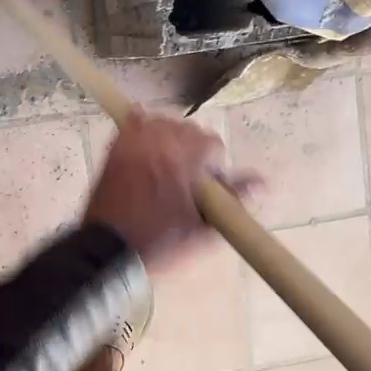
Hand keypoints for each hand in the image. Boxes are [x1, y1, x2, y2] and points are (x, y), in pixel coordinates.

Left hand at [83, 111, 260, 273]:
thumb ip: (234, 201)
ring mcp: (135, 142)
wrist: (108, 249)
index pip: (214, 145)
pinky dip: (142, 127)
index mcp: (187, 158)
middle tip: (187, 181)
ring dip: (171, 139)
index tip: (207, 189)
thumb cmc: (160, 243)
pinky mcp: (115, 148)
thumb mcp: (204, 229)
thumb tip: (263, 182)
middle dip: (194, 151)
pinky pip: (133, 121)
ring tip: (168, 165)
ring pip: (164, 123)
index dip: (215, 168)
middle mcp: (163, 141)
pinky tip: (147, 144)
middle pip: (190, 131)